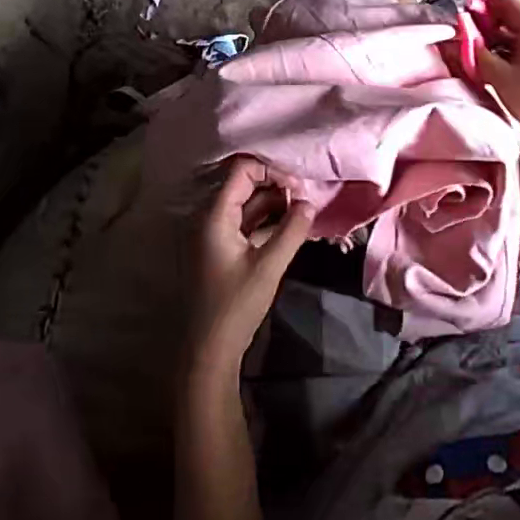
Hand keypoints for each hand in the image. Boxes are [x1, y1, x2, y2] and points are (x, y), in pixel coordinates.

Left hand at [186, 156, 315, 374]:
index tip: (299, 186)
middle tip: (306, 197)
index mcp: (214, 216)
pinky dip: (269, 221)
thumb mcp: (269, 267)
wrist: (209, 349)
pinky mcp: (223, 249)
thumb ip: (291, 230)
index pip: (242, 171)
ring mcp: (215, 234)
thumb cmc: (235, 305)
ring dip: (276, 203)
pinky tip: (293, 225)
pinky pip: (248, 223)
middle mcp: (210, 218)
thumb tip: (309, 202)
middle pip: (245, 184)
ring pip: (248, 204)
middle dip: (277, 185)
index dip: (271, 170)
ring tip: (304, 210)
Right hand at [470, 0, 519, 145]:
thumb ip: (478, 51)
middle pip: (512, 14)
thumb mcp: (498, 75)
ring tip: (471, 41)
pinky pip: (518, 43)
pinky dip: (501, 44)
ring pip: (514, 29)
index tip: (466, 6)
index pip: (510, 1)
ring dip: (493, 31)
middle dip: (487, 16)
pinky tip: (486, 54)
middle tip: (465, 25)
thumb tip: (464, 35)